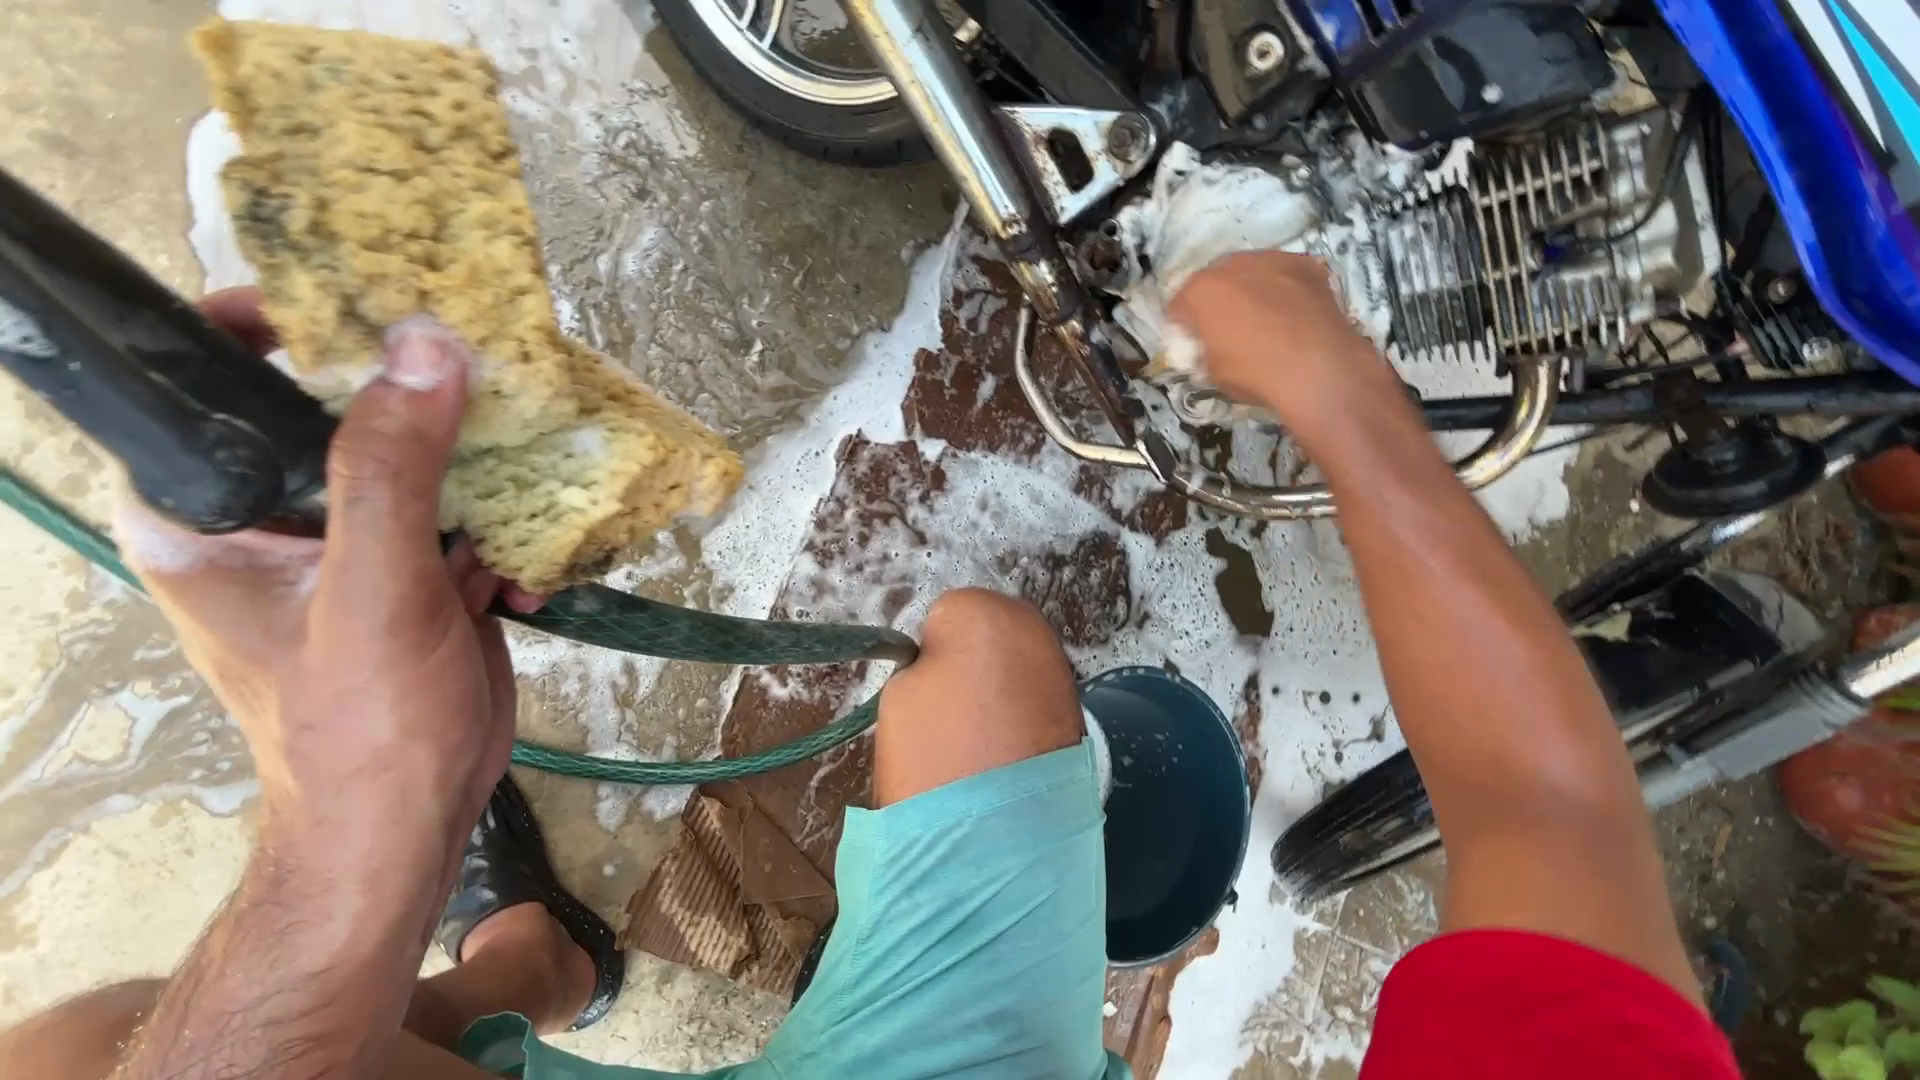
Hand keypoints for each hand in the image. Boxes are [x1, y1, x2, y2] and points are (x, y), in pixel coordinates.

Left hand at [114, 288, 533, 864]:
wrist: (414, 815)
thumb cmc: (362, 720)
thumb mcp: (374, 589)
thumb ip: (392, 471)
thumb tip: (428, 350)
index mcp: (210, 516)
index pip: (210, 387)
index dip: (271, 333)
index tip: (362, 305)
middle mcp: (279, 522)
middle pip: (341, 419)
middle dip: (420, 403)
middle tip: (486, 377)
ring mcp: (358, 549)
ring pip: (420, 467)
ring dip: (481, 475)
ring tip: (522, 501)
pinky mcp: (419, 575)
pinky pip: (464, 518)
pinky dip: (504, 534)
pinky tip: (526, 577)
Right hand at [1169, 251, 1395, 426]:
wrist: (1316, 366)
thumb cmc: (1254, 373)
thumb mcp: (1212, 372)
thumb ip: (1204, 350)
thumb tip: (1211, 346)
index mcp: (1200, 292)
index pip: (1179, 305)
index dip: (1184, 325)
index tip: (1194, 341)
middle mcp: (1231, 265)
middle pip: (1214, 280)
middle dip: (1217, 301)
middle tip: (1228, 328)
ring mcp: (1271, 259)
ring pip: (1250, 271)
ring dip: (1250, 289)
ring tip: (1264, 318)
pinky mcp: (1305, 264)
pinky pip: (1283, 274)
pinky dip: (1282, 288)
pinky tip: (1292, 312)